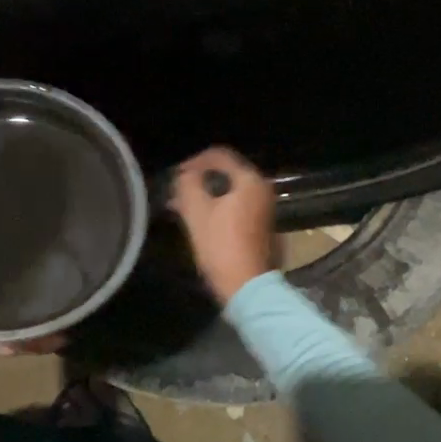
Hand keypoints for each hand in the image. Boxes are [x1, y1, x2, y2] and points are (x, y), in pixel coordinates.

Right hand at [171, 147, 275, 303]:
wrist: (248, 286)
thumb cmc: (221, 246)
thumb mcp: (196, 211)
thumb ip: (188, 184)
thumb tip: (185, 174)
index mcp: (250, 180)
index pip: (219, 155)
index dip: (193, 162)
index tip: (175, 176)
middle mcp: (263, 189)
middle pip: (226, 174)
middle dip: (199, 180)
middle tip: (176, 192)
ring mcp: (265, 208)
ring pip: (230, 192)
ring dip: (206, 195)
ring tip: (182, 206)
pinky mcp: (262, 226)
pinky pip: (237, 207)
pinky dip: (218, 208)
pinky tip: (199, 220)